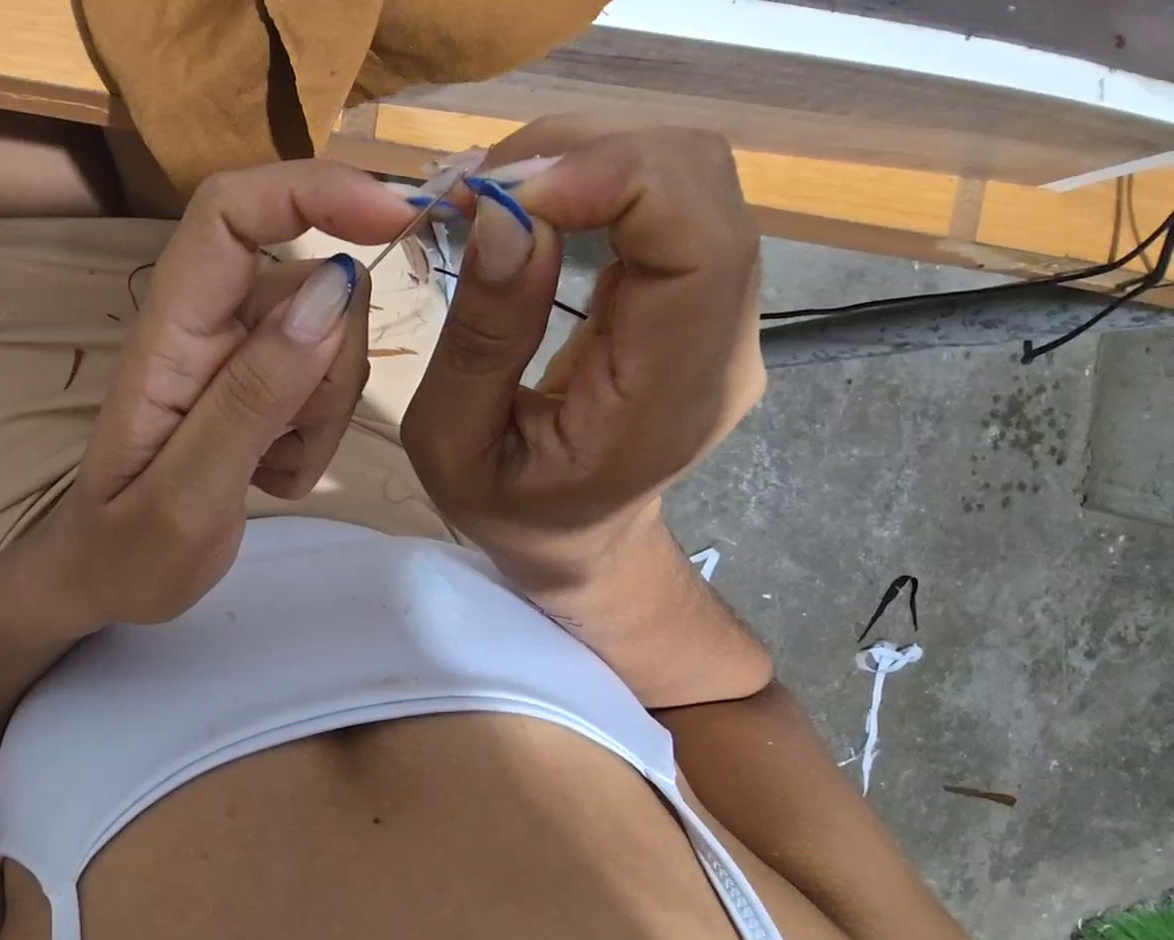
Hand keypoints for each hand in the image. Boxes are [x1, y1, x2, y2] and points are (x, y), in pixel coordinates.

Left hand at [33, 161, 415, 630]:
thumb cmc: (127, 551)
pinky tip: (270, 475)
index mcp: (168, 338)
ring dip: (325, 411)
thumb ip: (252, 397)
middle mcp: (202, 328)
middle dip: (334, 362)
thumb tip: (333, 290)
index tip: (397, 218)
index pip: (229, 213)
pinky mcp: (256, 386)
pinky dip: (316, 433)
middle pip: (311, 282)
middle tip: (292, 446)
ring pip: (331, 338)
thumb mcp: (187, 495)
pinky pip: (324, 381)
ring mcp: (232, 356)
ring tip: (271, 471)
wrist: (107, 580)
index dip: (313, 190)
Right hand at [400, 120, 764, 599]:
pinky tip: (529, 210)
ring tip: (492, 198)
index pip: (699, 242)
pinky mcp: (699, 297)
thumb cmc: (508, 514)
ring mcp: (723, 317)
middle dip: (583, 156)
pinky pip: (665, 204)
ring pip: (685, 179)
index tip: (503, 192)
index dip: (614, 179)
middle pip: (699, 184)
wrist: (578, 544)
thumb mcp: (454, 449)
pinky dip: (593, 182)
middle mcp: (723, 346)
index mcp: (667, 401)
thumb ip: (479, 341)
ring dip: (583, 162)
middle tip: (476, 189)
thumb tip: (500, 215)